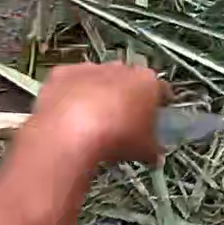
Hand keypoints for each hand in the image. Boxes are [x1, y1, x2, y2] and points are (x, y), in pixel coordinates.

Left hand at [26, 62, 168, 164]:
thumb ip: (153, 149)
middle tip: (124, 121)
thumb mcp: (145, 151)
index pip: (161, 89)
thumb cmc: (117, 138)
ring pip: (98, 79)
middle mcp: (121, 68)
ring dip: (98, 94)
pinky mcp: (62, 73)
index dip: (160, 104)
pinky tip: (68, 116)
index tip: (156, 116)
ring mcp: (90, 68)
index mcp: (147, 81)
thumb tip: (155, 156)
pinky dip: (71, 95)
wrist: (70, 134)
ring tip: (93, 121)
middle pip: (129, 80)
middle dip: (127, 97)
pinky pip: (71, 83)